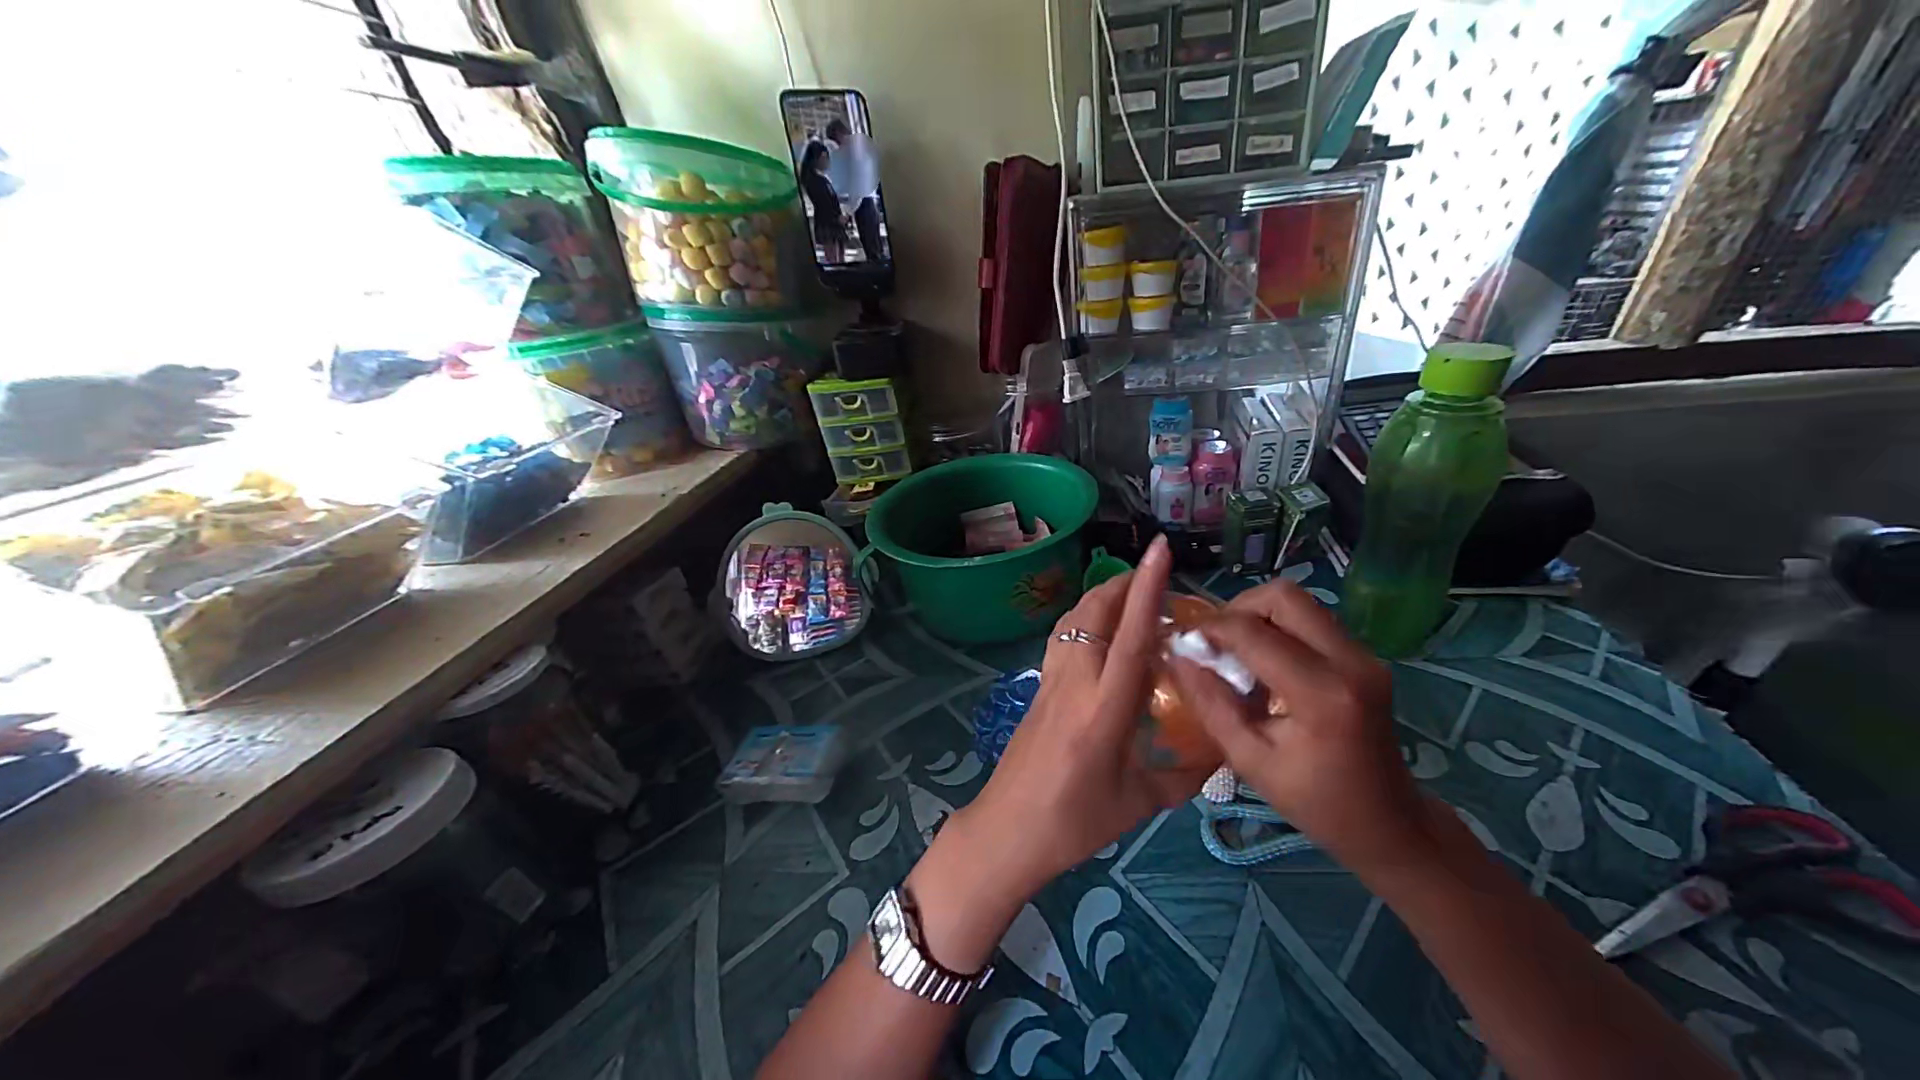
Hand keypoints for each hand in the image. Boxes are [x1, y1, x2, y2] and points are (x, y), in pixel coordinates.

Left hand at [960, 535, 1208, 901]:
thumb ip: (1182, 777)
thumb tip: (1219, 753)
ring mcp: (1049, 682)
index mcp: (1105, 710)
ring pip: (1072, 620)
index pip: (1130, 638)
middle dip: (1123, 583)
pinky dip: (1083, 619)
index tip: (1160, 550)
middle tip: (1155, 575)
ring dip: (1100, 597)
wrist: (1006, 831)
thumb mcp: (1138, 804)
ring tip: (1130, 596)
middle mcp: (1075, 683)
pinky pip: (1061, 638)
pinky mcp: (1036, 688)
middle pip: (1094, 613)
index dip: (1147, 590)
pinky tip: (1099, 631)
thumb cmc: (1074, 823)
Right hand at [1168, 580, 1427, 868]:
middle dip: (1237, 609)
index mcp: (1323, 693)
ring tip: (1235, 654)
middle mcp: (1350, 661)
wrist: (1391, 824)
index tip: (1181, 642)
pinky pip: (1310, 620)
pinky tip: (1262, 665)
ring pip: (1298, 602)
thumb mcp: (1250, 761)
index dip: (1209, 629)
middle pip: (1283, 596)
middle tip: (1214, 642)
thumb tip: (1176, 656)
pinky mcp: (1363, 656)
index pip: (1252, 632)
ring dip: (1257, 617)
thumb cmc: (1316, 803)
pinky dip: (1277, 629)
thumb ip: (1211, 704)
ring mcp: (1363, 655)